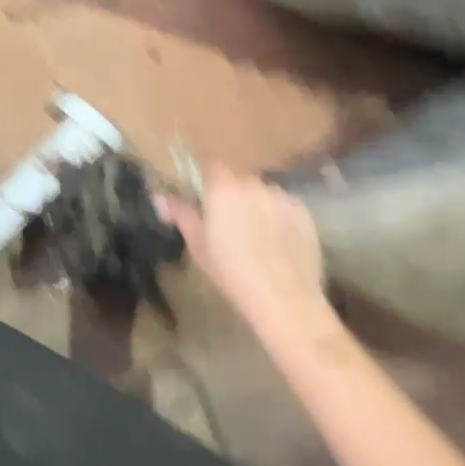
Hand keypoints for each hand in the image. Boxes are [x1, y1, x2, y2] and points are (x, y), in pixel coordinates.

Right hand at [154, 167, 331, 329]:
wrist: (283, 298)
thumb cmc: (231, 272)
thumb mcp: (198, 245)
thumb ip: (181, 214)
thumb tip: (159, 196)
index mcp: (223, 189)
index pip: (212, 168)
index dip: (209, 183)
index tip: (207, 204)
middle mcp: (254, 184)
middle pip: (240, 181)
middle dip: (234, 197)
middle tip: (230, 227)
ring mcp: (282, 197)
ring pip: (264, 195)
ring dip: (258, 207)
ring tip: (258, 238)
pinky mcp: (305, 212)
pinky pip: (285, 208)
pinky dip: (280, 219)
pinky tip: (279, 244)